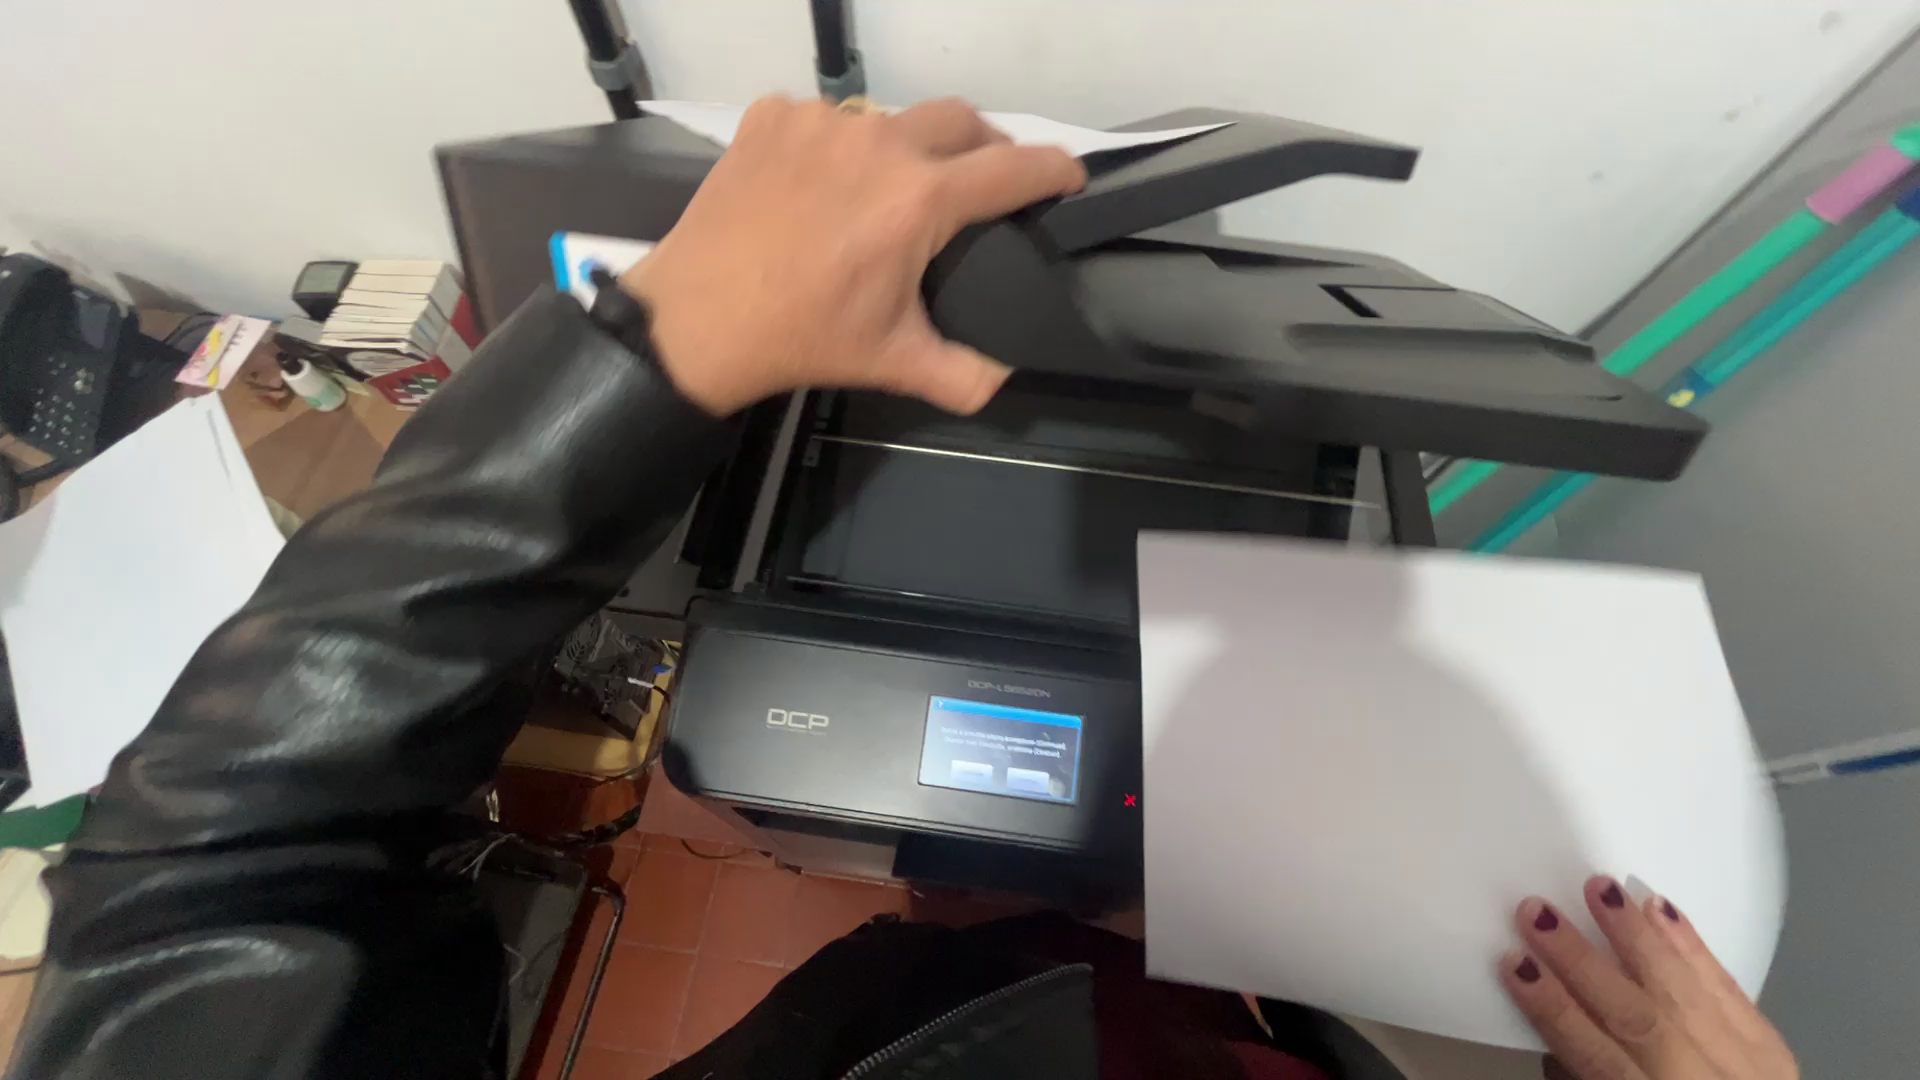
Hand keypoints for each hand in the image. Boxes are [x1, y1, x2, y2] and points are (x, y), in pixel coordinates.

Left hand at [622, 96, 1086, 415]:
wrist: (700, 321)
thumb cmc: (803, 338)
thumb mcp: (893, 362)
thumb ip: (963, 376)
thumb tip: (1002, 378)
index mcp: (917, 201)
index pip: (1011, 168)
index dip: (1052, 170)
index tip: (1070, 176)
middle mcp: (877, 144)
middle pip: (962, 120)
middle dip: (989, 146)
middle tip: (988, 183)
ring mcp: (820, 122)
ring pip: (892, 120)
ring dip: (911, 149)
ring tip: (899, 193)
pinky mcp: (773, 118)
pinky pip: (829, 121)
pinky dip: (843, 149)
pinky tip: (829, 188)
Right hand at [1501, 876, 1796, 1079]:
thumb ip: (1576, 1067)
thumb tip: (1545, 1011)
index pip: (1597, 1056)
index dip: (1555, 1009)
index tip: (1515, 961)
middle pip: (1639, 1019)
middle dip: (1583, 962)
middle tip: (1537, 911)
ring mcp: (1746, 1068)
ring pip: (1685, 995)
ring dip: (1638, 937)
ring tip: (1599, 888)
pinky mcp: (1770, 1046)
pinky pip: (1729, 991)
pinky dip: (1692, 947)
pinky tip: (1660, 907)